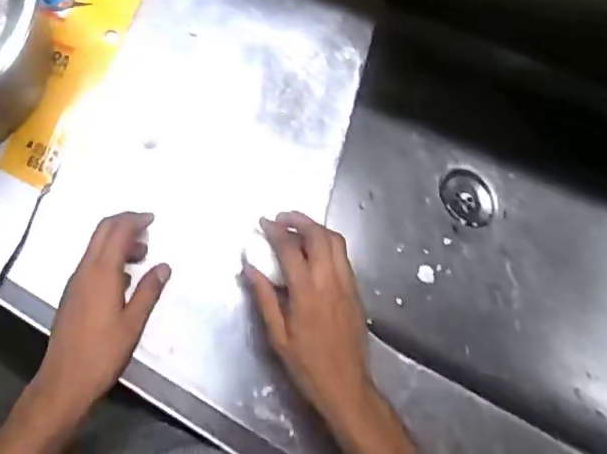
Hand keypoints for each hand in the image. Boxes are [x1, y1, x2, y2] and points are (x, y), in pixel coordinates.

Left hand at [0, 212, 169, 452]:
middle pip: (103, 230)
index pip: (117, 231)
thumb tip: (164, 265)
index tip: (152, 219)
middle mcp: (86, 268)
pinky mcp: (73, 293)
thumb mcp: (133, 324)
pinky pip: (92, 262)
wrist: (64, 380)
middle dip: (125, 223)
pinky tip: (124, 279)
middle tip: (147, 228)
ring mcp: (76, 280)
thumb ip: (149, 291)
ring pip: (97, 246)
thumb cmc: (102, 353)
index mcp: (102, 271)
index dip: (135, 220)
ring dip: (118, 241)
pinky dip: (109, 257)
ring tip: (142, 255)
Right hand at [245, 212, 416, 453]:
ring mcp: (346, 284)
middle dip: (298, 219)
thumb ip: (264, 297)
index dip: (275, 230)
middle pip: (317, 235)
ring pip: (335, 241)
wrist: (348, 389)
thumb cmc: (308, 365)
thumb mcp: (277, 336)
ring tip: (298, 227)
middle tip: (281, 218)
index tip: (263, 222)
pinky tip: (315, 250)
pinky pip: (343, 255)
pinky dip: (327, 243)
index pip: (290, 247)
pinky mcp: (356, 291)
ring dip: (315, 227)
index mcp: (307, 292)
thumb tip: (250, 267)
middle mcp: (329, 281)